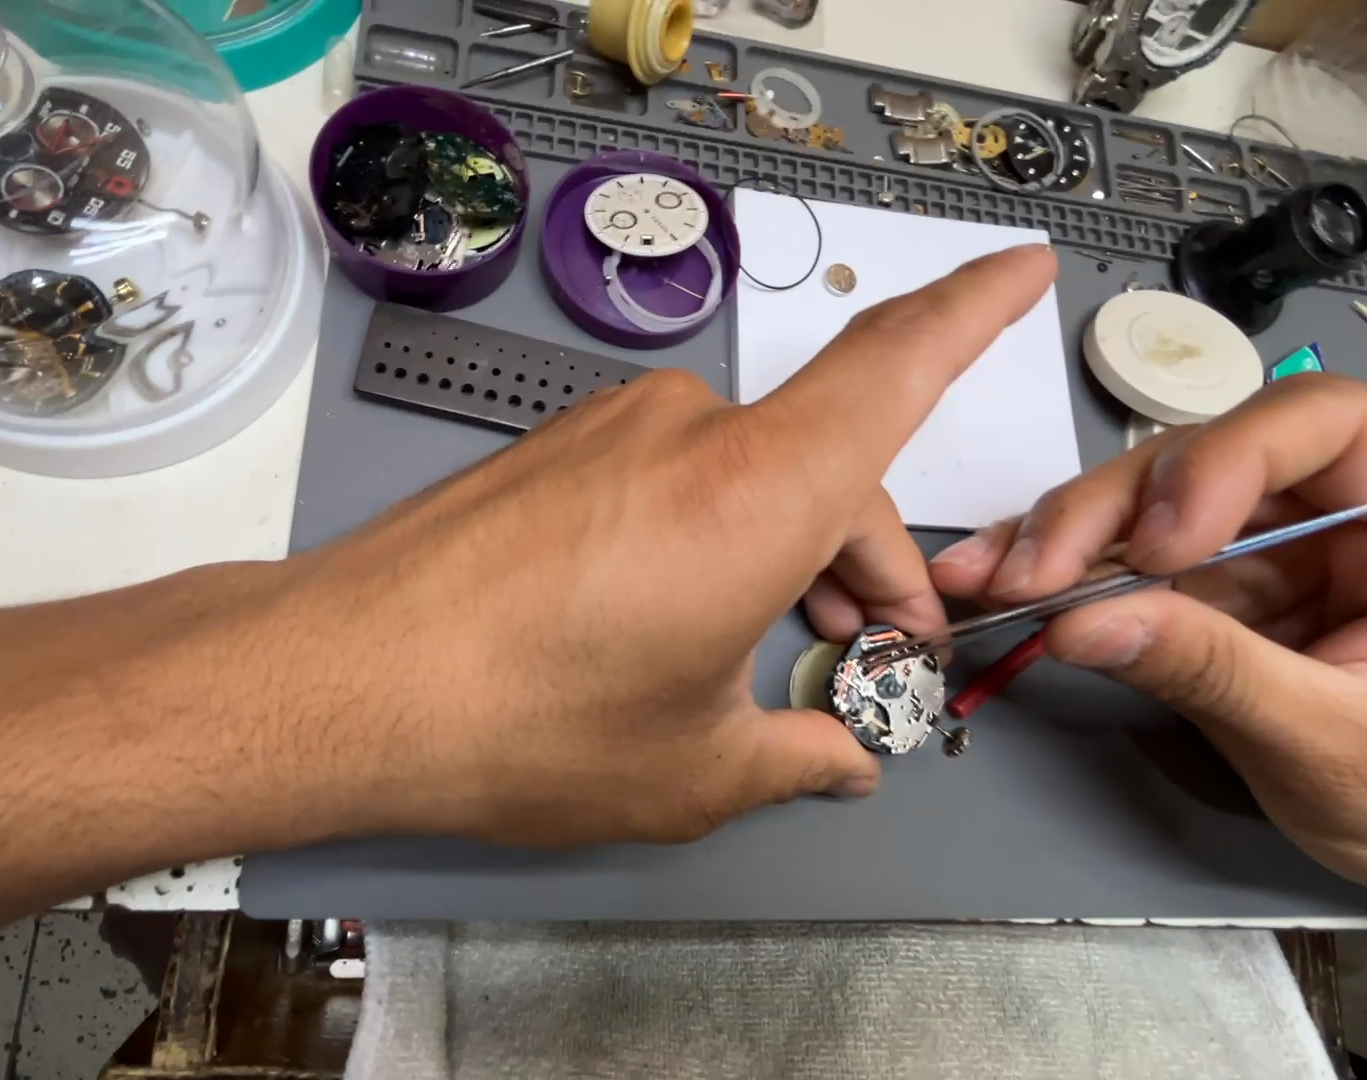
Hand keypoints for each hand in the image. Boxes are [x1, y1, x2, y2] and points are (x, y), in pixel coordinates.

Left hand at [262, 247, 1057, 846]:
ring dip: (784, 550)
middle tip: (866, 654)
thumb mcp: (692, 767)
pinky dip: (712, 530)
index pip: (895, 364)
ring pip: (750, 473)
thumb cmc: (517, 723)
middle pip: (828, 467)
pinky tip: (686, 609)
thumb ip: (795, 756)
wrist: (344, 680)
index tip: (1022, 271)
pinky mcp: (562, 446)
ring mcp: (614, 429)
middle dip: (865, 562)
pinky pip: (677, 473)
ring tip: (771, 646)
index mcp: (755, 493)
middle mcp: (690, 432)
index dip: (972, 310)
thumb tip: (842, 760)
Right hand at [926, 375, 1366, 942]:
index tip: (1155, 548)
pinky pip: (1114, 560)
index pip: (1321, 426)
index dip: (1219, 465)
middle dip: (1095, 517)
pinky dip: (1049, 574)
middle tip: (1022, 578)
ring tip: (976, 579)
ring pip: (1134, 505)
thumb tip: (1076, 626)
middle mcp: (1342, 507)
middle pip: (1193, 462)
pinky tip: (992, 584)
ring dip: (1047, 542)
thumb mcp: (1354, 753)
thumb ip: (1218, 675)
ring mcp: (1264, 545)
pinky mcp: (1208, 584)